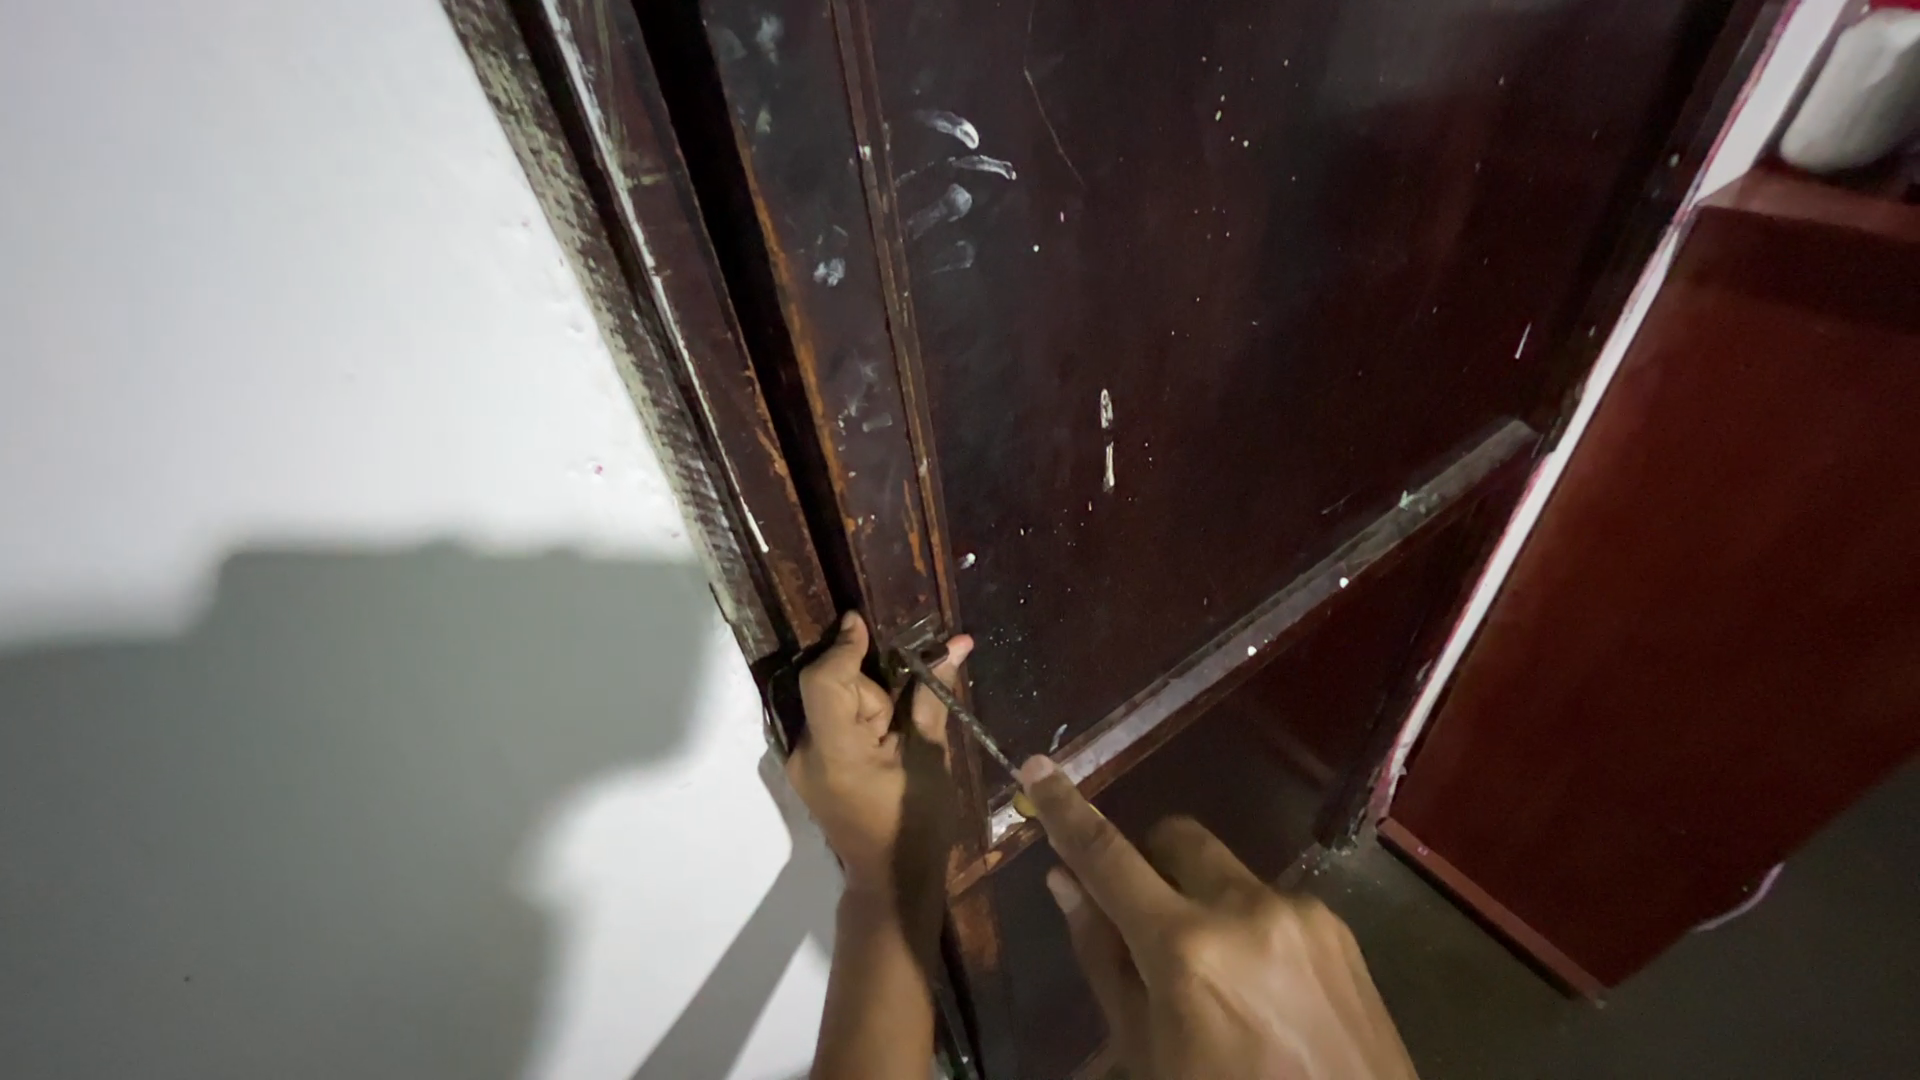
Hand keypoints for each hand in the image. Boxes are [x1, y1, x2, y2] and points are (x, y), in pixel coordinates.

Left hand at [787, 611, 973, 898]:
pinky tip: (883, 732)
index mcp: (835, 752)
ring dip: (864, 701)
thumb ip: (932, 696)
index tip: (862, 620)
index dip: (844, 647)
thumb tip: (956, 644)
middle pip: (831, 688)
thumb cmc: (918, 823)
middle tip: (903, 709)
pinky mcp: (810, 768)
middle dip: (869, 685)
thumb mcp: (931, 757)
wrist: (892, 881)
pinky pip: (830, 722)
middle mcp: (806, 753)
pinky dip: (855, 714)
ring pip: (832, 703)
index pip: (825, 680)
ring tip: (897, 733)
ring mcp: (803, 763)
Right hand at [1018, 756, 1418, 1079]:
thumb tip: (1066, 882)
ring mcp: (1300, 912)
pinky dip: (1246, 922)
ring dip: (1200, 898)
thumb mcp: (1146, 1051)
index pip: (1107, 857)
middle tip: (1146, 920)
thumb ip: (1101, 958)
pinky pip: (1268, 897)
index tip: (1038, 768)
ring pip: (1222, 868)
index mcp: (1186, 949)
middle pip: (1173, 836)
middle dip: (1148, 862)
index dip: (1066, 811)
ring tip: (1219, 974)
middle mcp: (1245, 909)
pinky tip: (1264, 986)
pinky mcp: (1338, 926)